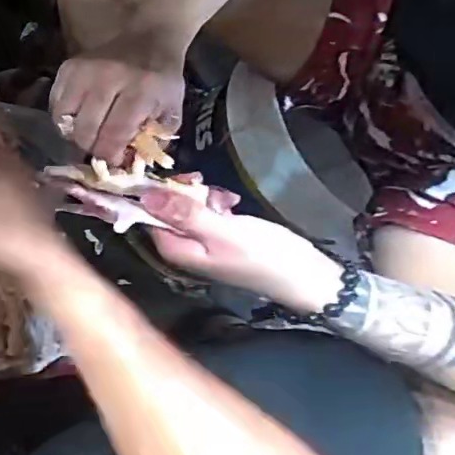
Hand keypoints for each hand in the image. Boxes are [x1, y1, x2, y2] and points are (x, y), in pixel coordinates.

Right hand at [51, 33, 187, 162]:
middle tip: (96, 150)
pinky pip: (55, 104)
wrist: (148, 37)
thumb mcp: (171, 108)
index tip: (110, 163)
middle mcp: (108, 78)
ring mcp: (83, 71)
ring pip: (64, 119)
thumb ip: (154, 138)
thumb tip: (130, 165)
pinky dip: (63, 118)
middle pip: (86, 128)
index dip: (109, 154)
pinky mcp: (67, 68)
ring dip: (73, 133)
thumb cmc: (161, 78)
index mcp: (140, 89)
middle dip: (89, 147)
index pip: (114, 132)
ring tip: (85, 134)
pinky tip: (76, 118)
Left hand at [139, 189, 343, 311]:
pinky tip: (233, 203)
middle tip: (204, 185)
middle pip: (165, 208)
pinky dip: (217, 203)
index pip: (147, 214)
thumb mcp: (222, 232)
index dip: (157, 193)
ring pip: (186, 206)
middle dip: (184, 193)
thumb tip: (145, 197)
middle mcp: (179, 245)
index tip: (177, 178)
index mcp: (172, 248)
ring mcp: (198, 239)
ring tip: (227, 200)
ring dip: (204, 196)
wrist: (309, 277)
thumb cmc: (264, 256)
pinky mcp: (217, 233)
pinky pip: (205, 211)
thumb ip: (184, 214)